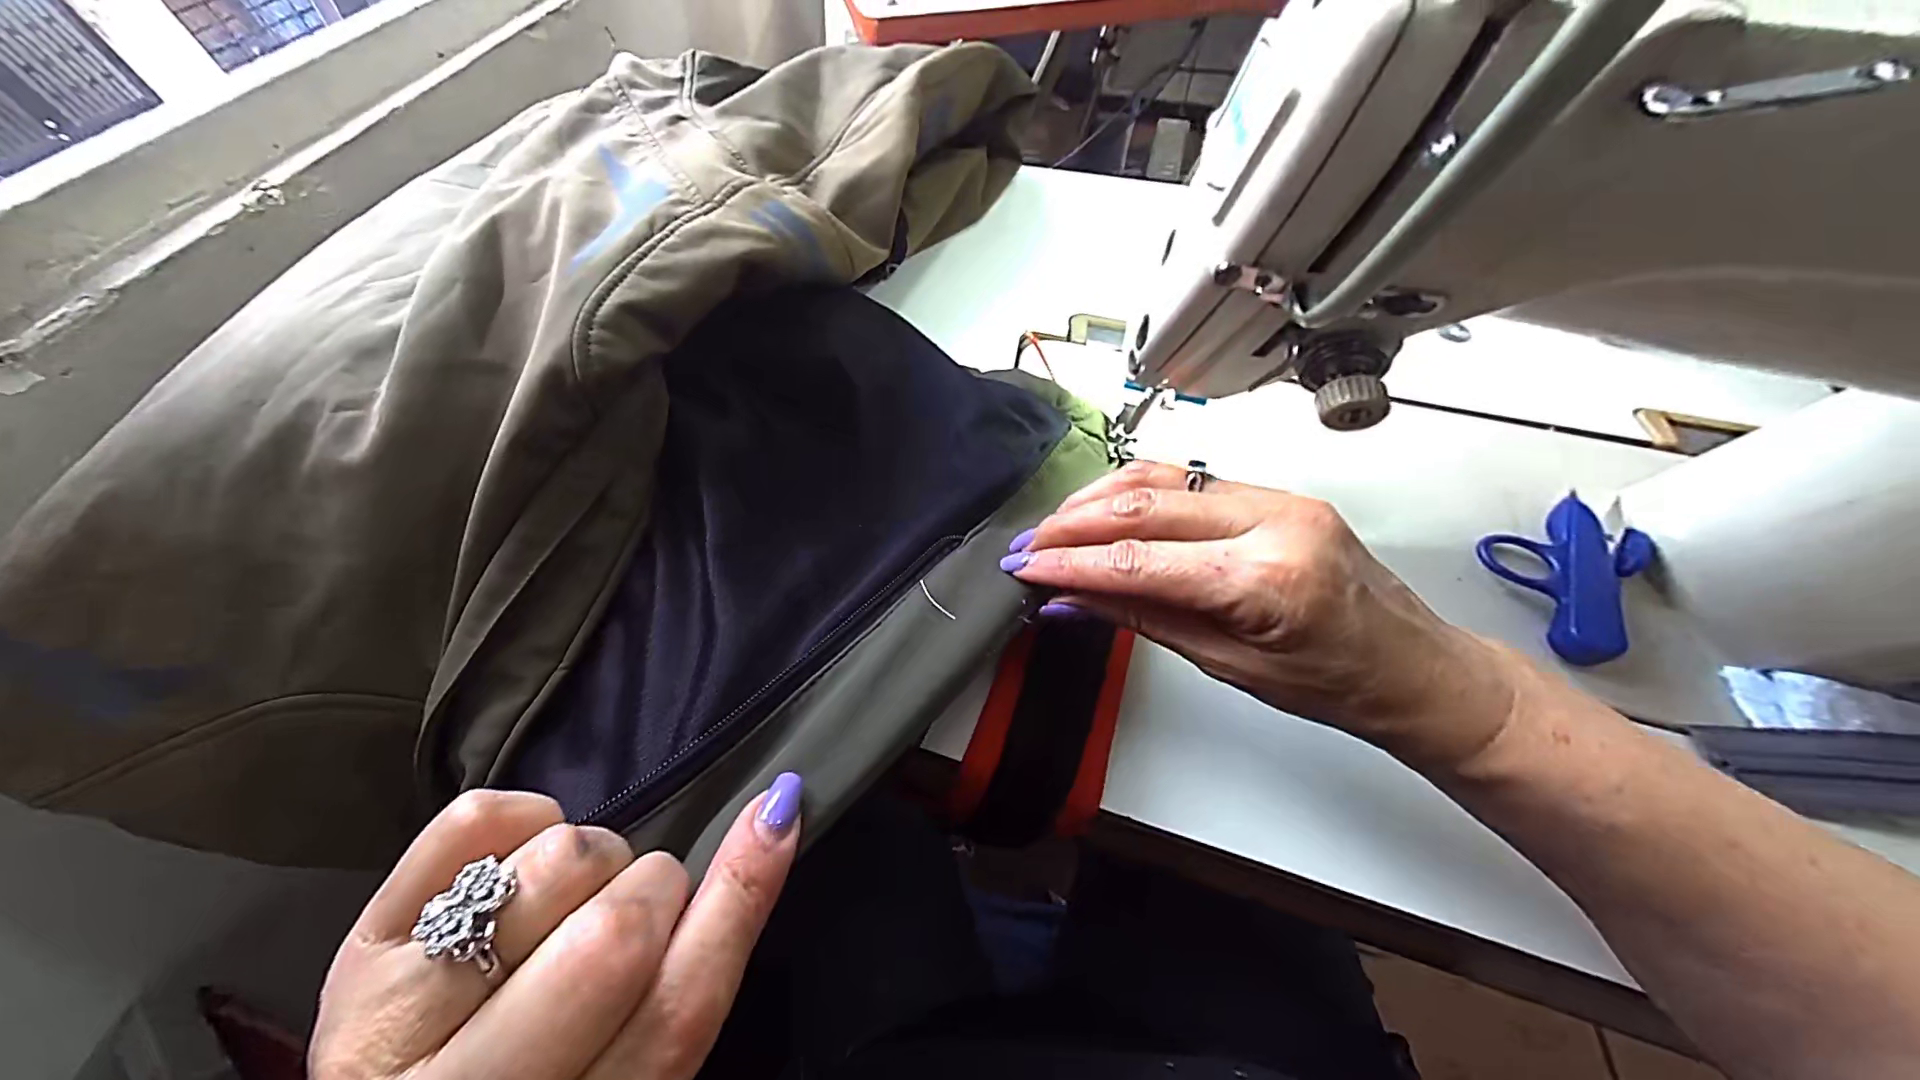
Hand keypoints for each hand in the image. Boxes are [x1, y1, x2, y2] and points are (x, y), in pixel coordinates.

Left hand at [309, 774, 802, 1079]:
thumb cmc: (555, 1072)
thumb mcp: (636, 1057)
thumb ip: (704, 955)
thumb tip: (776, 816)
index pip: (678, 1007)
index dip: (740, 895)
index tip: (777, 813)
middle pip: (613, 934)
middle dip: (649, 890)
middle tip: (629, 913)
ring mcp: (388, 1025)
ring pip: (552, 867)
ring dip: (588, 861)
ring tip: (559, 908)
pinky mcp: (354, 952)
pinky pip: (475, 823)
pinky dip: (523, 817)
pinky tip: (514, 870)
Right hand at [1004, 461, 1522, 769]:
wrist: (1411, 666)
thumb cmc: (1335, 683)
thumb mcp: (1225, 664)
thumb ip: (1141, 618)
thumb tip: (1073, 598)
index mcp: (1267, 578)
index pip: (1140, 560)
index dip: (1071, 563)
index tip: (1028, 567)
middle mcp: (1274, 521)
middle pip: (1144, 506)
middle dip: (1073, 524)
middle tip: (1030, 545)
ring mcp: (1278, 498)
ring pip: (1162, 479)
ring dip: (1098, 499)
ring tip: (1056, 525)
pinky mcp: (1275, 492)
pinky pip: (1189, 481)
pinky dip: (1137, 492)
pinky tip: (1105, 506)